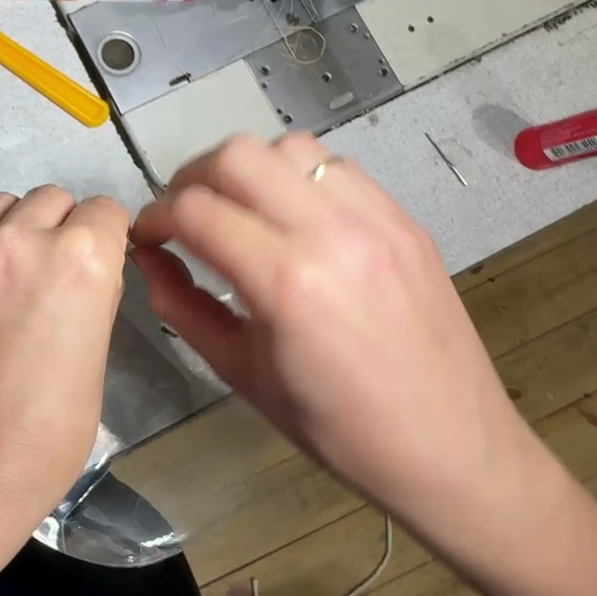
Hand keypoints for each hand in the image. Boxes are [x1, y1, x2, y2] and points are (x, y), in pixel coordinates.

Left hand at [0, 186, 130, 554]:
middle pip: (53, 199)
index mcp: (78, 261)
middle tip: (58, 276)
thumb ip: (95, 290)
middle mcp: (20, 240)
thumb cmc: (49, 430)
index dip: (108, 237)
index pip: (105, 210)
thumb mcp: (98, 353)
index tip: (101, 264)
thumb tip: (90, 260)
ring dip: (20, 228)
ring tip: (17, 277)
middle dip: (65, 228)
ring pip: (5, 205)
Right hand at [129, 134, 560, 540]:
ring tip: (235, 213)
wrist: (451, 448)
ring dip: (244, 171)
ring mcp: (376, 218)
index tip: (145, 239)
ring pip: (286, 147)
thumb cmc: (332, 427)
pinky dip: (293, 179)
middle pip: (235, 156)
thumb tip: (148, 257)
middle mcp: (331, 232)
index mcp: (284, 281)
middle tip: (181, 219)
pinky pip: (333, 167)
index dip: (153, 218)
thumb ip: (180, 303)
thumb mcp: (236, 370)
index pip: (193, 209)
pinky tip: (288, 220)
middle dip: (190, 180)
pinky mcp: (404, 218)